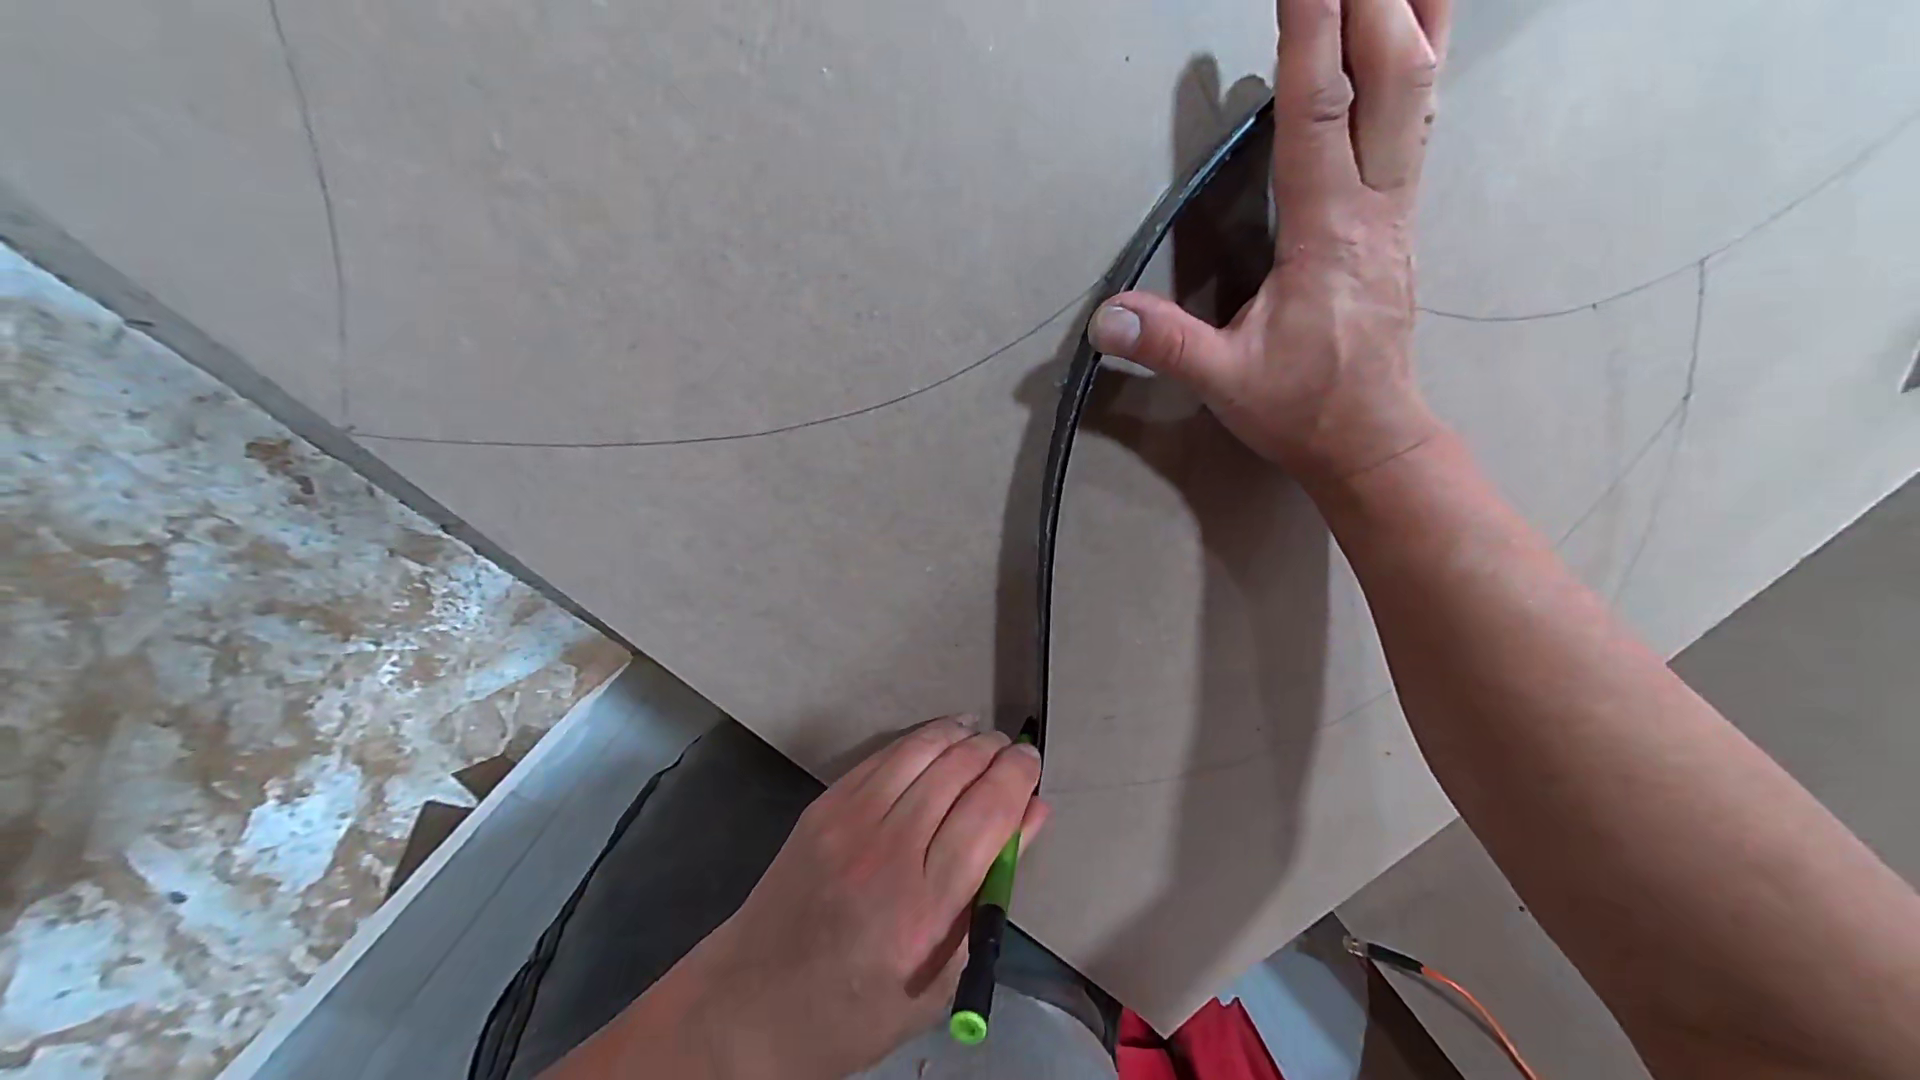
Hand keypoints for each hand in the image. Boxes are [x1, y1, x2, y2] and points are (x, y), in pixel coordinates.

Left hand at [575, 717, 1046, 1079]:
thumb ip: (991, 892)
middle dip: (994, 751)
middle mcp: (888, 851)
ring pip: (920, 751)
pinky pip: (883, 756)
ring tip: (981, 734)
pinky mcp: (825, 805)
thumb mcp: (942, 977)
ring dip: (960, 735)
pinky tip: (939, 738)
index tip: (1032, 764)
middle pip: (957, 772)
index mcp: (924, 907)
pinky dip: (920, 739)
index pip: (988, 813)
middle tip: (1014, 751)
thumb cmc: (858, 1007)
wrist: (754, 1000)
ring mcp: (849, 820)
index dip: (1017, 777)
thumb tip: (1031, 817)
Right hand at [1088, 0, 1452, 485]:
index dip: (1310, 37)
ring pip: (1421, 96)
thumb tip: (1103, 318)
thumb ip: (1167, 345)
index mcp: (1327, 237)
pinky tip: (1419, 39)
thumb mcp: (1224, 383)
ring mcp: (1395, 213)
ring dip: (1418, 17)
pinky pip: (1417, 127)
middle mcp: (1375, 209)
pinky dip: (1422, 68)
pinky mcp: (1396, 225)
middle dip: (1375, 3)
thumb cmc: (1300, 409)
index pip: (1317, 117)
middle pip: (1392, 80)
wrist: (1369, 439)